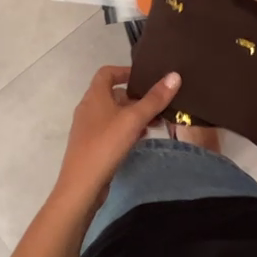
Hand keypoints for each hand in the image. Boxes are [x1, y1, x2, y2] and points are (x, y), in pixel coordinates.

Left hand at [50, 66, 180, 212]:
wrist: (82, 185)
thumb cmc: (106, 145)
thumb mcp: (133, 119)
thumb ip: (154, 99)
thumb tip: (174, 75)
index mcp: (94, 95)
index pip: (107, 72)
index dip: (125, 71)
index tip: (146, 77)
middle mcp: (89, 107)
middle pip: (113, 94)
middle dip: (136, 98)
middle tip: (159, 104)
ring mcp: (88, 128)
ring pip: (114, 114)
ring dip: (134, 116)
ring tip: (156, 123)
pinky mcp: (92, 145)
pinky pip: (111, 130)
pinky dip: (126, 130)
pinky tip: (141, 139)